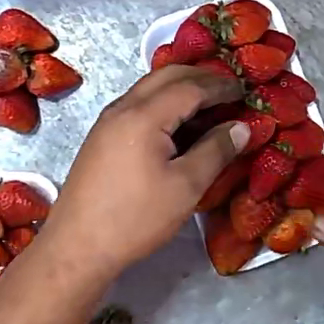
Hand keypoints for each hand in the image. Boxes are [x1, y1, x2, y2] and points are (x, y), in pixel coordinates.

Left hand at [40, 66, 248, 282]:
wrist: (77, 246)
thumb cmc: (136, 218)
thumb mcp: (186, 187)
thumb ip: (215, 151)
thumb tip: (240, 127)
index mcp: (144, 115)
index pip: (190, 87)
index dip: (220, 86)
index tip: (246, 91)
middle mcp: (122, 108)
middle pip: (166, 76)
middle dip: (200, 77)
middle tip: (229, 90)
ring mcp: (107, 121)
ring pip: (149, 89)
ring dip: (180, 89)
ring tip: (209, 105)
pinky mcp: (101, 138)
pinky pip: (138, 105)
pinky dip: (163, 104)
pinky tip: (178, 126)